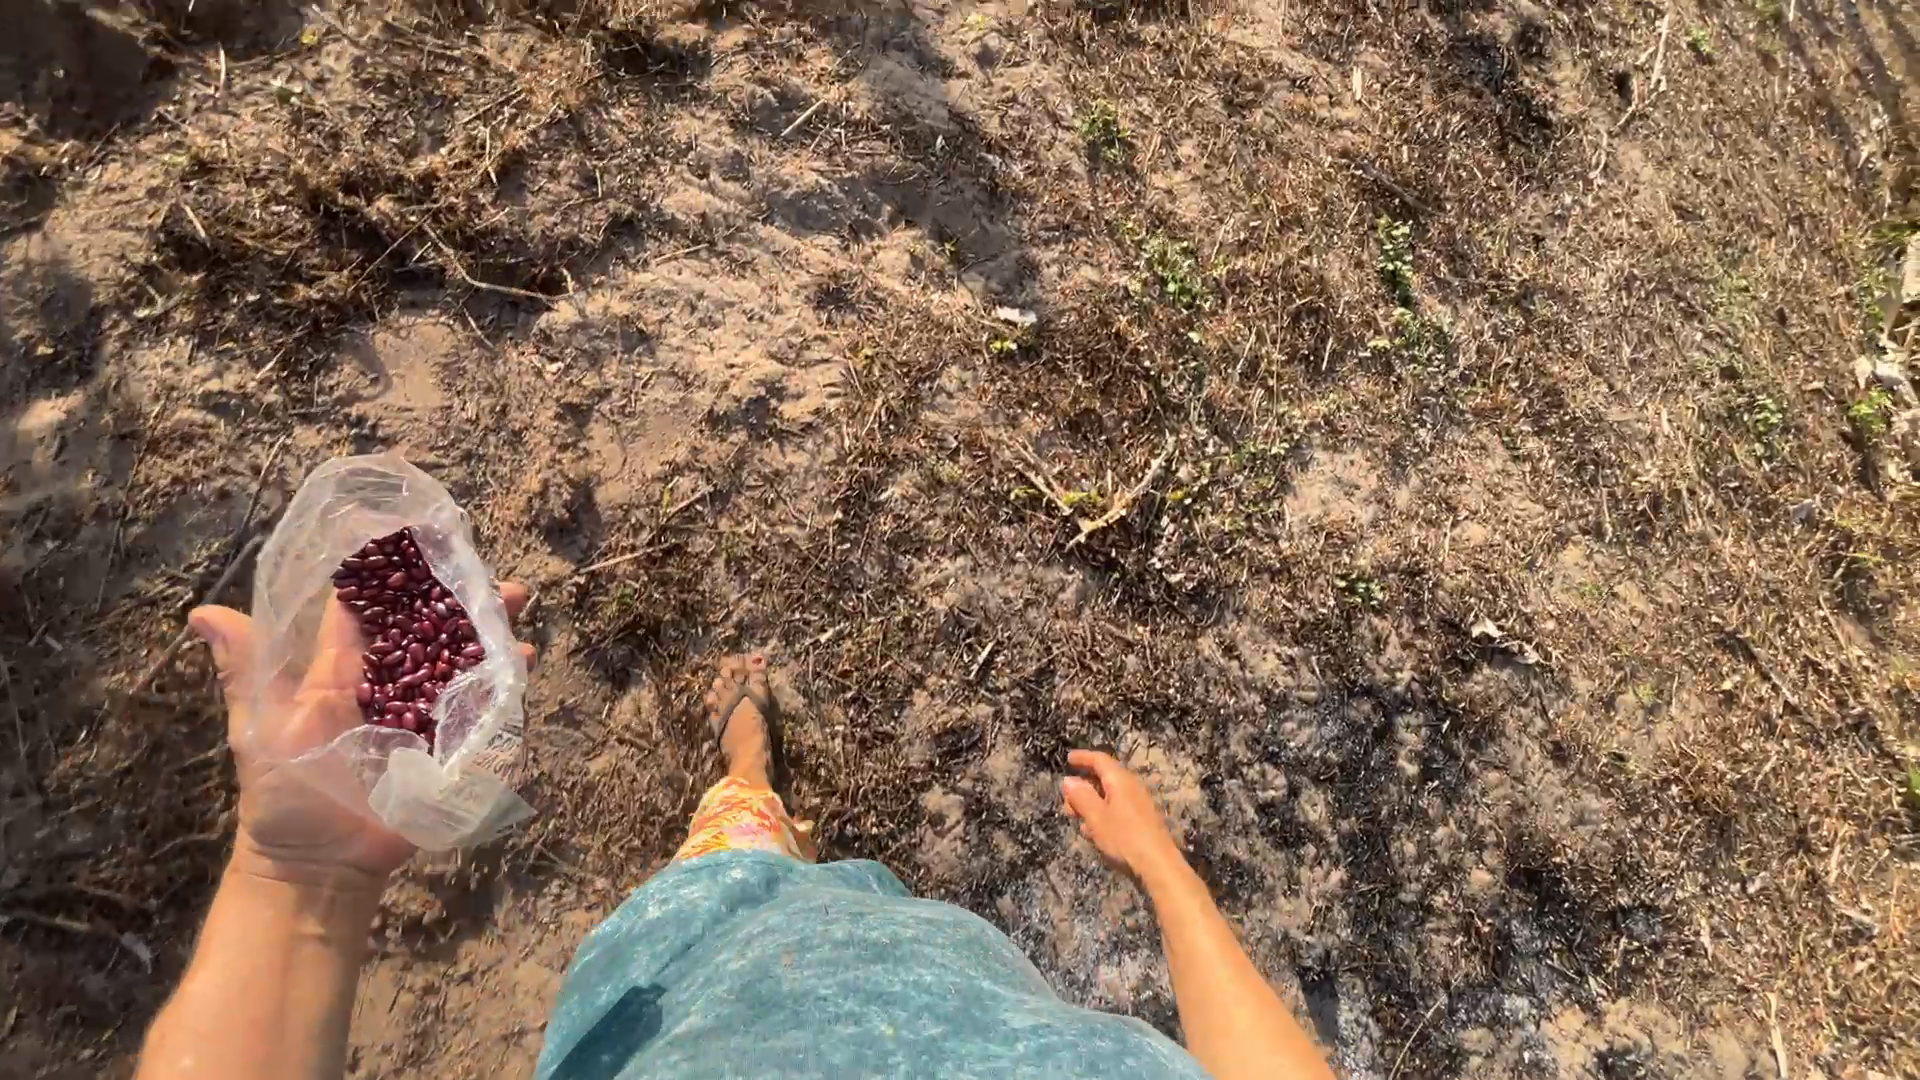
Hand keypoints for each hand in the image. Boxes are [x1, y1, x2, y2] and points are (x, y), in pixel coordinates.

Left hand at [188, 583, 535, 891]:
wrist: (323, 862)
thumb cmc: (285, 795)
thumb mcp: (264, 730)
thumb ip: (249, 674)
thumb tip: (203, 613)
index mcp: (345, 670)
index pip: (371, 611)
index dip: (396, 576)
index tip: (427, 541)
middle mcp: (394, 680)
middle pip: (434, 629)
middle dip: (466, 600)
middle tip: (495, 578)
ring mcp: (430, 709)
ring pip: (467, 659)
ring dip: (495, 631)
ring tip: (514, 607)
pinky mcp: (455, 740)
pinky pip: (486, 704)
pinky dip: (507, 680)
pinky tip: (524, 662)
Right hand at [1060, 749, 1189, 888]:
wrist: (1159, 866)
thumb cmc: (1124, 837)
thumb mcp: (1095, 817)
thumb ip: (1080, 796)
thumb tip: (1069, 779)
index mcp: (1120, 780)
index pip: (1100, 760)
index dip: (1083, 758)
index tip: (1068, 759)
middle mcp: (1131, 787)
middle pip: (1103, 778)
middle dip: (1082, 789)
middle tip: (1067, 805)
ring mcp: (1139, 804)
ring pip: (1109, 796)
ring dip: (1091, 805)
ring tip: (1079, 822)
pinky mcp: (1142, 820)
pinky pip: (1117, 809)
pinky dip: (1103, 815)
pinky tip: (1095, 834)